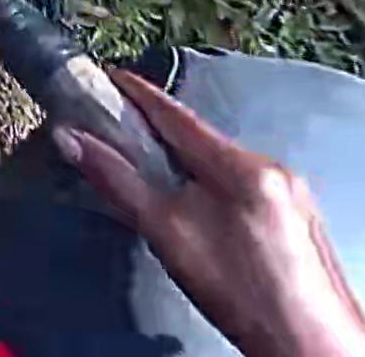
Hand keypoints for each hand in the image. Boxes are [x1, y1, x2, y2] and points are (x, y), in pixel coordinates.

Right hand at [52, 69, 364, 356]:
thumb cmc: (238, 291)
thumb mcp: (164, 230)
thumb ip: (115, 177)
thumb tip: (66, 135)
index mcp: (240, 165)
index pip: (174, 112)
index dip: (136, 90)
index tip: (105, 74)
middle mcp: (271, 166)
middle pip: (196, 133)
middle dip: (153, 124)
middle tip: (112, 118)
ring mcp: (292, 192)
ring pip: (216, 155)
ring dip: (178, 150)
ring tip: (142, 153)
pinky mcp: (299, 216)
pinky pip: (236, 176)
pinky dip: (202, 171)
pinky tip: (187, 190)